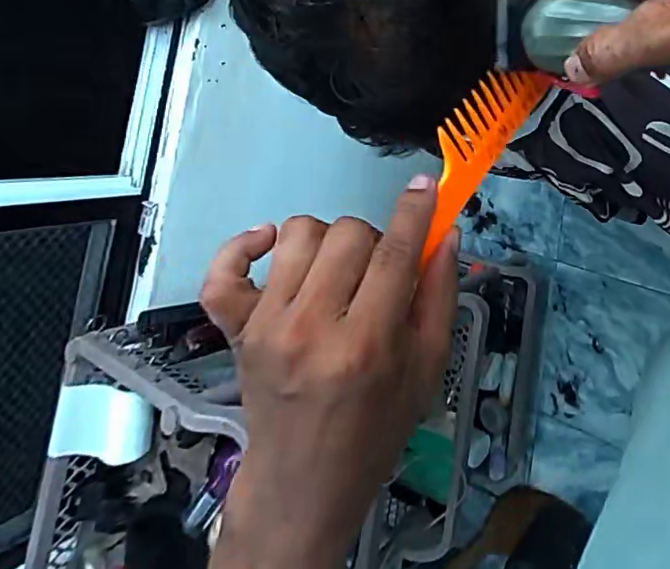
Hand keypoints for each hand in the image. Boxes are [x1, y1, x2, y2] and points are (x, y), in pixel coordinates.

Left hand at [200, 177, 459, 568]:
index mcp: (367, 343)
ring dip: (329, 239)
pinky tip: (269, 244)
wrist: (305, 483)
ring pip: (300, 233)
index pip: (395, 251)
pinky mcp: (236, 331)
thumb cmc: (375, 426)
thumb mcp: (428, 367)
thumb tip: (445, 233)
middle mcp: (312, 327)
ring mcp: (267, 326)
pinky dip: (243, 246)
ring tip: (337, 270)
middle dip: (376, 239)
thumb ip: (440, 294)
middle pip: (349, 233)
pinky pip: (225, 271)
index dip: (415, 210)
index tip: (426, 186)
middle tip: (379, 271)